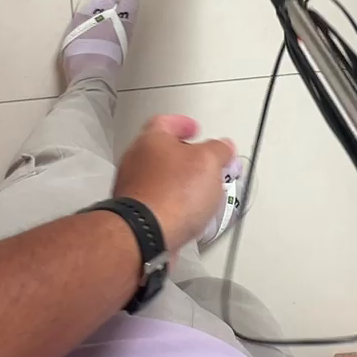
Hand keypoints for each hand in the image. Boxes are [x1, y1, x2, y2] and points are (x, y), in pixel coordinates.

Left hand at [112, 115, 235, 250]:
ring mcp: (132, 187)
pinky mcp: (133, 212)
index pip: (166, 122)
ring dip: (179, 182)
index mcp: (151, 139)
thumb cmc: (171, 194)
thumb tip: (224, 147)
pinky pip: (155, 201)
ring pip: (158, 178)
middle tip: (203, 163)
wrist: (145, 234)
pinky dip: (171, 203)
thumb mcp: (209, 162)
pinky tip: (186, 214)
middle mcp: (136, 160)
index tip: (194, 129)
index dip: (184, 124)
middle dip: (185, 157)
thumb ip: (218, 150)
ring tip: (199, 192)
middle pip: (162, 151)